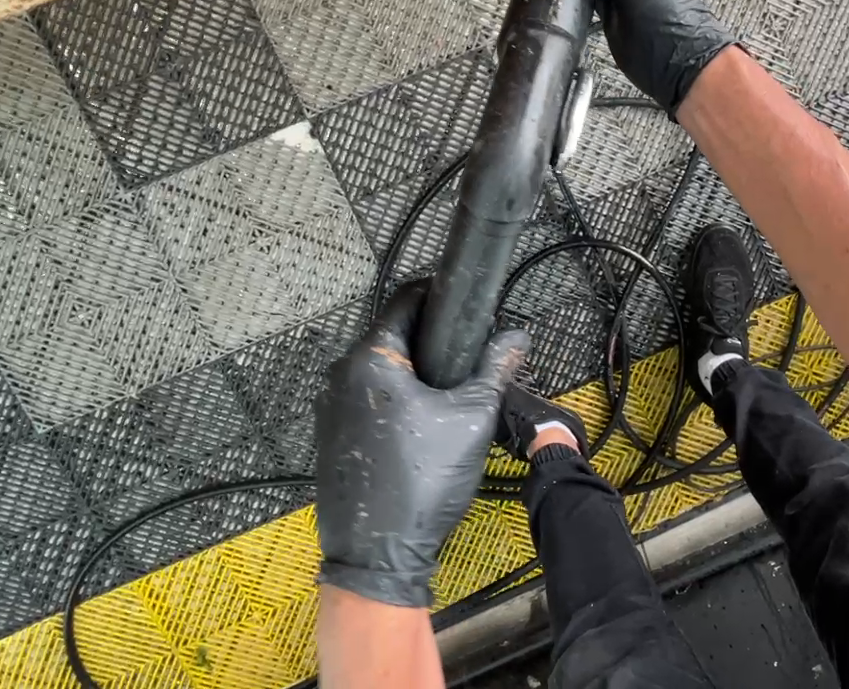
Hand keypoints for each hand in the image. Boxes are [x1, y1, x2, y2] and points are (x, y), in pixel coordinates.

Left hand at [314, 280, 527, 607]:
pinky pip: (365, 396)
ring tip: (449, 386)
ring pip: (378, 367)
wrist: (377, 554)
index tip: (465, 302)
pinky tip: (421, 418)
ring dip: (411, 369)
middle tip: (467, 350)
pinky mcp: (330, 433)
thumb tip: (518, 335)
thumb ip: (495, 368)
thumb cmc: (424, 480)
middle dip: (430, 338)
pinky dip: (392, 395)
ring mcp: (330, 405)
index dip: (438, 294)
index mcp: (371, 358)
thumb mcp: (472, 417)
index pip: (406, 300)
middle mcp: (341, 374)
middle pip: (392, 334)